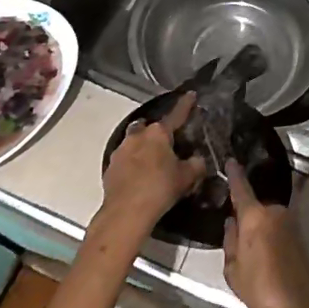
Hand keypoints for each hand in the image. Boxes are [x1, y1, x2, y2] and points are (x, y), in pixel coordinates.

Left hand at [101, 93, 207, 226]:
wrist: (126, 213)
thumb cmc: (160, 188)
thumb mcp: (187, 177)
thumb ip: (196, 164)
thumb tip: (198, 159)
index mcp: (158, 133)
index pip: (176, 114)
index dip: (185, 104)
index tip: (190, 95)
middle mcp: (138, 136)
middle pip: (149, 127)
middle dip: (157, 131)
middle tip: (167, 143)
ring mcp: (121, 151)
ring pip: (134, 142)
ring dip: (142, 147)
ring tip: (152, 161)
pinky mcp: (110, 167)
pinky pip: (125, 159)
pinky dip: (133, 163)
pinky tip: (139, 176)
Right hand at [224, 161, 308, 307]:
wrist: (299, 304)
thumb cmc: (260, 288)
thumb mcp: (233, 270)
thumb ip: (230, 241)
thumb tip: (231, 222)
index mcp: (254, 216)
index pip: (241, 188)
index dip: (234, 174)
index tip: (230, 160)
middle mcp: (273, 210)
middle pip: (255, 206)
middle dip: (246, 216)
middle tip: (236, 237)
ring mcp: (289, 220)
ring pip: (267, 217)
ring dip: (260, 228)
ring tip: (252, 253)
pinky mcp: (299, 232)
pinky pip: (277, 226)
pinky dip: (270, 235)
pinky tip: (266, 255)